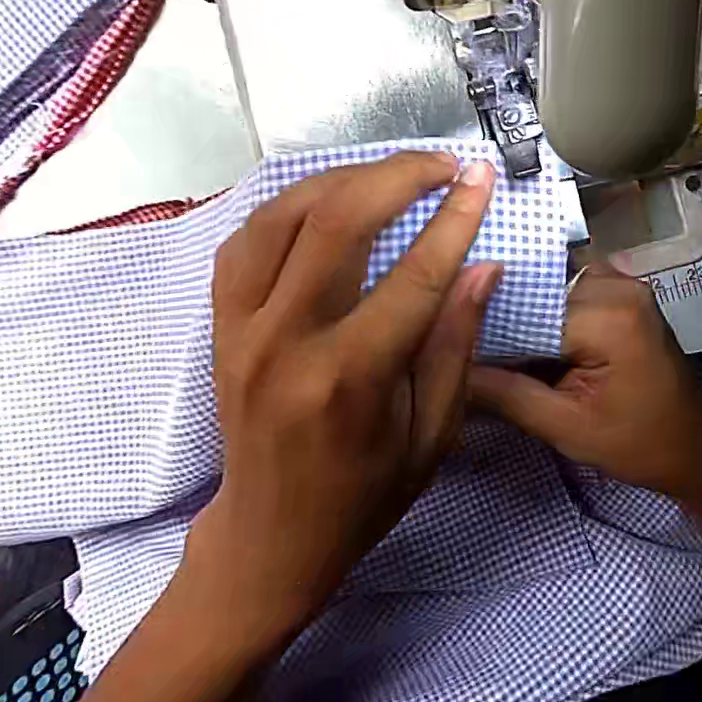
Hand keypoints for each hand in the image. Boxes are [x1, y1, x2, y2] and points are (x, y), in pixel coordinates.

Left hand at [184, 151, 501, 641]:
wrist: (269, 536)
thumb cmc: (363, 496)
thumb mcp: (432, 434)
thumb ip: (456, 343)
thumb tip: (483, 265)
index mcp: (349, 378)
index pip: (413, 274)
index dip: (454, 218)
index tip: (479, 177)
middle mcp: (286, 340)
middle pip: (339, 222)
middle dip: (398, 176)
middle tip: (441, 165)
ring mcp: (241, 326)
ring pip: (283, 214)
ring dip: (342, 178)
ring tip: (389, 173)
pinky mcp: (219, 323)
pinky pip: (246, 238)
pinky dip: (289, 205)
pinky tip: (325, 199)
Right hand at [468, 263, 701, 503]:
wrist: (696, 445)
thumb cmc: (638, 443)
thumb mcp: (567, 428)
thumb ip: (508, 395)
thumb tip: (450, 369)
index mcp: (609, 316)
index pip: (527, 309)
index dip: (488, 330)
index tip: (454, 348)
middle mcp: (617, 284)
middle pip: (537, 292)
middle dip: (504, 319)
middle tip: (466, 344)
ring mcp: (623, 282)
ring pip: (548, 287)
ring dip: (523, 313)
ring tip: (494, 341)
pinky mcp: (622, 289)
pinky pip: (567, 288)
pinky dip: (545, 309)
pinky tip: (526, 333)